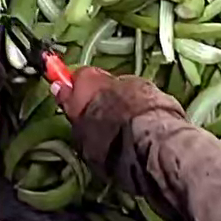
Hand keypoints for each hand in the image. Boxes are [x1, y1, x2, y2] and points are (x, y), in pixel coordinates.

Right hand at [51, 65, 183, 192]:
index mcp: (88, 81)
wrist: (155, 145)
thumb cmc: (109, 142)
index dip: (75, 93)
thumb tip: (59, 88)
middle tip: (100, 127)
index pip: (75, 78)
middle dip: (102, 102)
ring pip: (125, 94)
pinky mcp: (161, 95)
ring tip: (126, 135)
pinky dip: (143, 113)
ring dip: (124, 107)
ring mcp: (140, 84)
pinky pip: (145, 103)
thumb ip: (71, 109)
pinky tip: (144, 134)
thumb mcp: (81, 135)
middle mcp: (113, 76)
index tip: (75, 107)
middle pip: (102, 86)